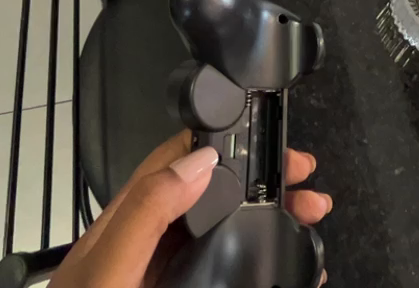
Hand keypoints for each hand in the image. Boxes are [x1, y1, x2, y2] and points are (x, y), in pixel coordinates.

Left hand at [51, 131, 330, 287]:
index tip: (270, 144)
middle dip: (262, 184)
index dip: (226, 144)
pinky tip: (291, 270)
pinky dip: (264, 264)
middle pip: (214, 197)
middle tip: (307, 187)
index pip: (178, 162)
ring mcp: (170, 277)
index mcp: (127, 222)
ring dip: (271, 221)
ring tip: (311, 223)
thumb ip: (147, 213)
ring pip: (227, 235)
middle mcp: (150, 246)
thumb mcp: (107, 271)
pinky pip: (230, 275)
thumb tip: (200, 159)